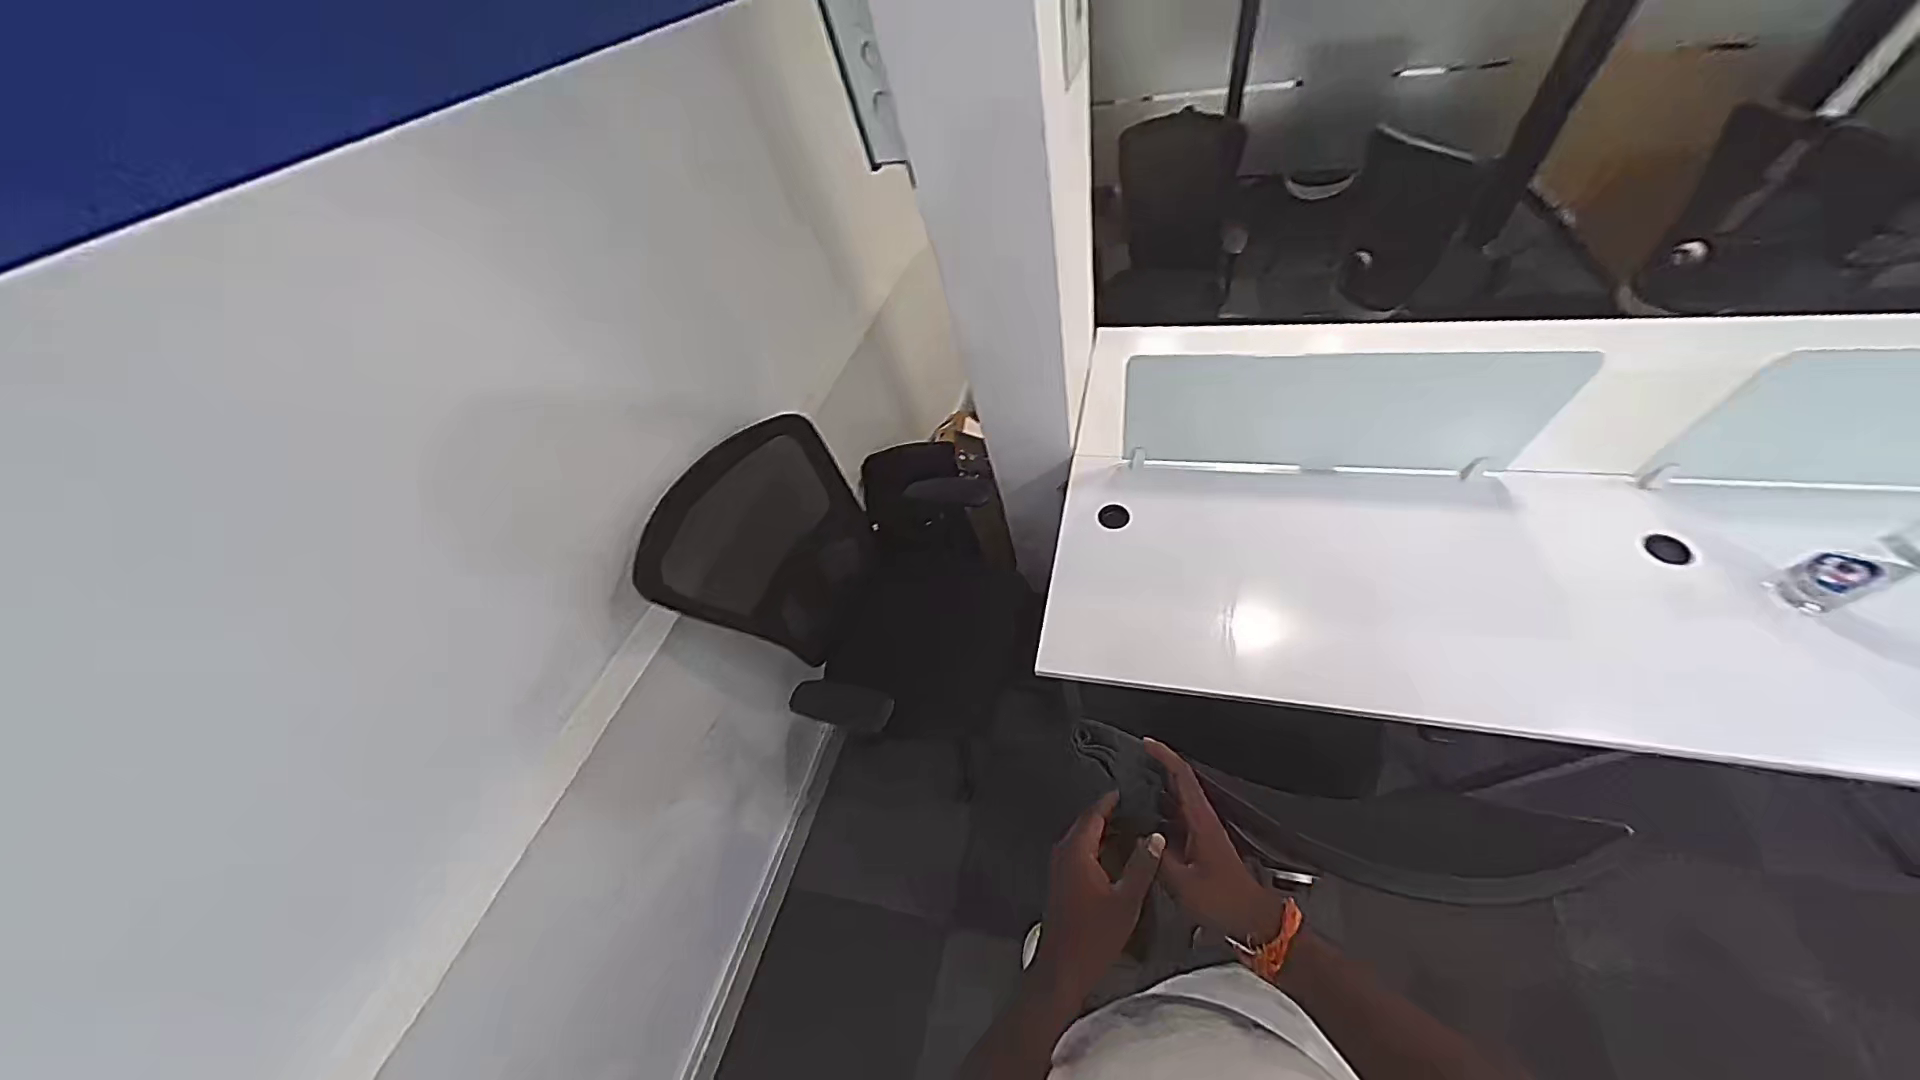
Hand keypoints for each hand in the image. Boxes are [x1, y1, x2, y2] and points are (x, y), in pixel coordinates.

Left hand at [1033, 791, 1164, 997]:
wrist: (1062, 968)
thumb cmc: (1093, 936)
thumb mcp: (1126, 900)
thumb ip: (1141, 866)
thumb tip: (1153, 838)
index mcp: (1076, 851)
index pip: (1093, 814)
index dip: (1109, 800)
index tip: (1125, 790)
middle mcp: (1063, 853)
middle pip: (1087, 823)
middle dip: (1109, 814)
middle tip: (1134, 809)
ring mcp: (1059, 866)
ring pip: (1083, 838)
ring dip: (1104, 831)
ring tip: (1130, 828)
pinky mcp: (1061, 880)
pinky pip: (1079, 852)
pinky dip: (1097, 846)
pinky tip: (1116, 855)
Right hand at [1144, 738, 1289, 945]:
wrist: (1252, 920)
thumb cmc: (1224, 902)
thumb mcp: (1183, 883)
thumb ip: (1157, 858)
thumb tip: (1140, 837)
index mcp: (1200, 820)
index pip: (1183, 776)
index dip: (1165, 756)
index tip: (1147, 743)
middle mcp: (1202, 820)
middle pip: (1179, 781)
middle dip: (1157, 766)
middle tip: (1132, 760)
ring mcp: (1202, 831)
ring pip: (1176, 799)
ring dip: (1156, 788)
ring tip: (1130, 786)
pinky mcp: (1200, 844)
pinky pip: (1176, 817)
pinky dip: (1159, 810)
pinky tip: (1142, 819)